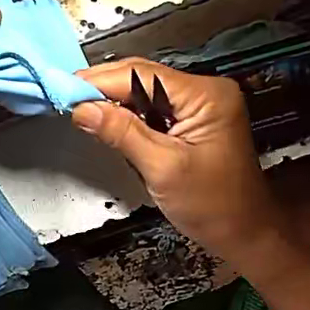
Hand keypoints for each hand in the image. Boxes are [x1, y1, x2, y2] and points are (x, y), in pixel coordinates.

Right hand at [71, 58, 294, 268]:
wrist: (245, 233)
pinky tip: (105, 120)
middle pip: (142, 77)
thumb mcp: (162, 168)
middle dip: (103, 88)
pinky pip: (153, 108)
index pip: (142, 75)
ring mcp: (199, 105)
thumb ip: (121, 133)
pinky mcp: (192, 120)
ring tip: (78, 108)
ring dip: (112, 101)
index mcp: (206, 95)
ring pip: (144, 91)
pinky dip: (127, 114)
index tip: (63, 89)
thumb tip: (82, 109)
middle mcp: (204, 91)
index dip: (99, 81)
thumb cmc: (213, 206)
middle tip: (64, 98)